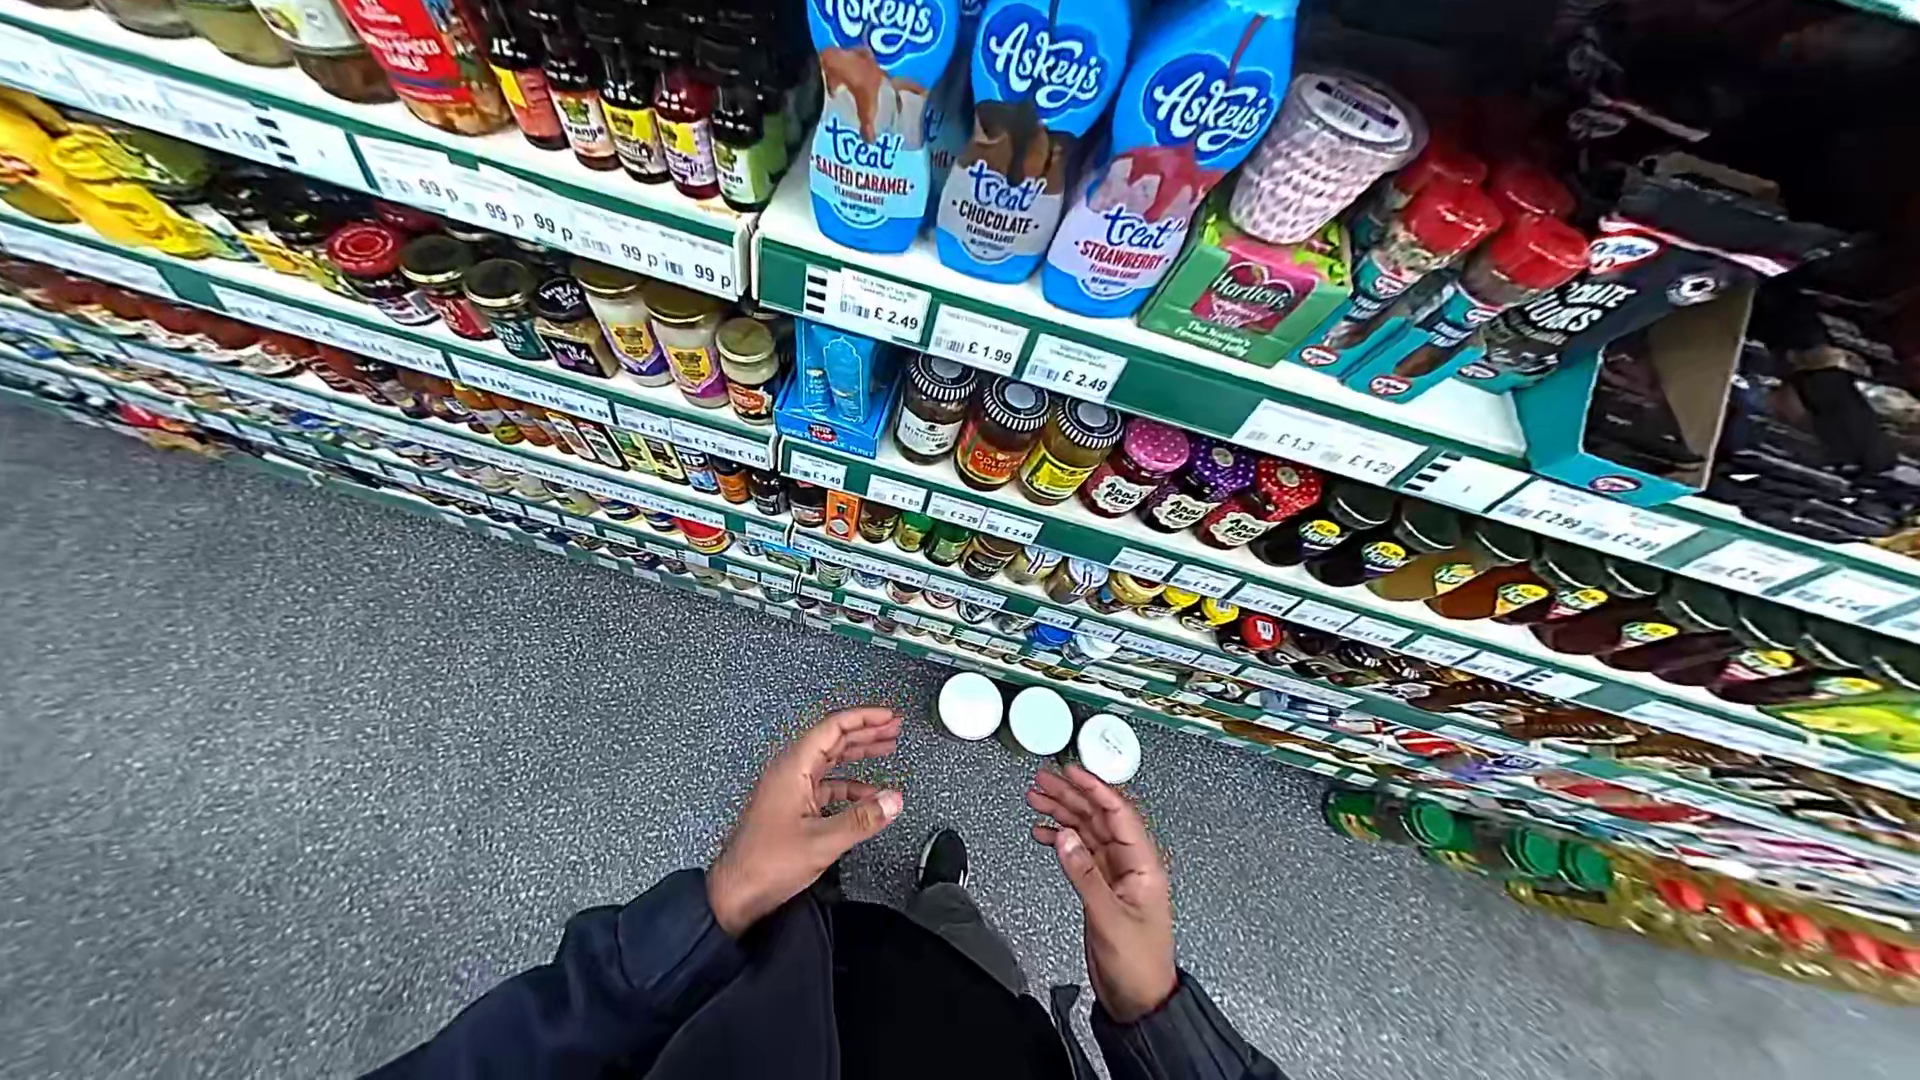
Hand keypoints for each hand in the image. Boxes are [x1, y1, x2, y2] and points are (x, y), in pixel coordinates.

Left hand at [707, 707, 904, 936]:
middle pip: (834, 738)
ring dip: (859, 752)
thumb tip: (893, 800)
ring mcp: (791, 787)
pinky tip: (868, 792)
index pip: (833, 727)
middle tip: (893, 725)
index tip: (887, 715)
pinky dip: (850, 783)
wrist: (734, 894)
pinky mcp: (792, 804)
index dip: (864, 717)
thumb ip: (862, 819)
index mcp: (794, 767)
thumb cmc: (765, 864)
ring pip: (831, 758)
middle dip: (866, 730)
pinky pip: (826, 782)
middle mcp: (791, 770)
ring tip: (886, 746)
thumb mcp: (822, 841)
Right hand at [1027, 765, 1176, 1023]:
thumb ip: (1085, 875)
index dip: (1095, 788)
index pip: (1118, 812)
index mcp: (1143, 864)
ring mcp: (1113, 873)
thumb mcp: (1109, 918)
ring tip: (1037, 796)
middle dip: (1071, 794)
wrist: (1139, 1003)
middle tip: (1044, 779)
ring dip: (1062, 811)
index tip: (1073, 772)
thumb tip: (1064, 836)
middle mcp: (1129, 863)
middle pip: (1098, 816)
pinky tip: (1043, 830)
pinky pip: (1078, 850)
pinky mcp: (1099, 885)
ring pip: (1085, 829)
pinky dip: (1059, 837)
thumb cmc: (1140, 966)